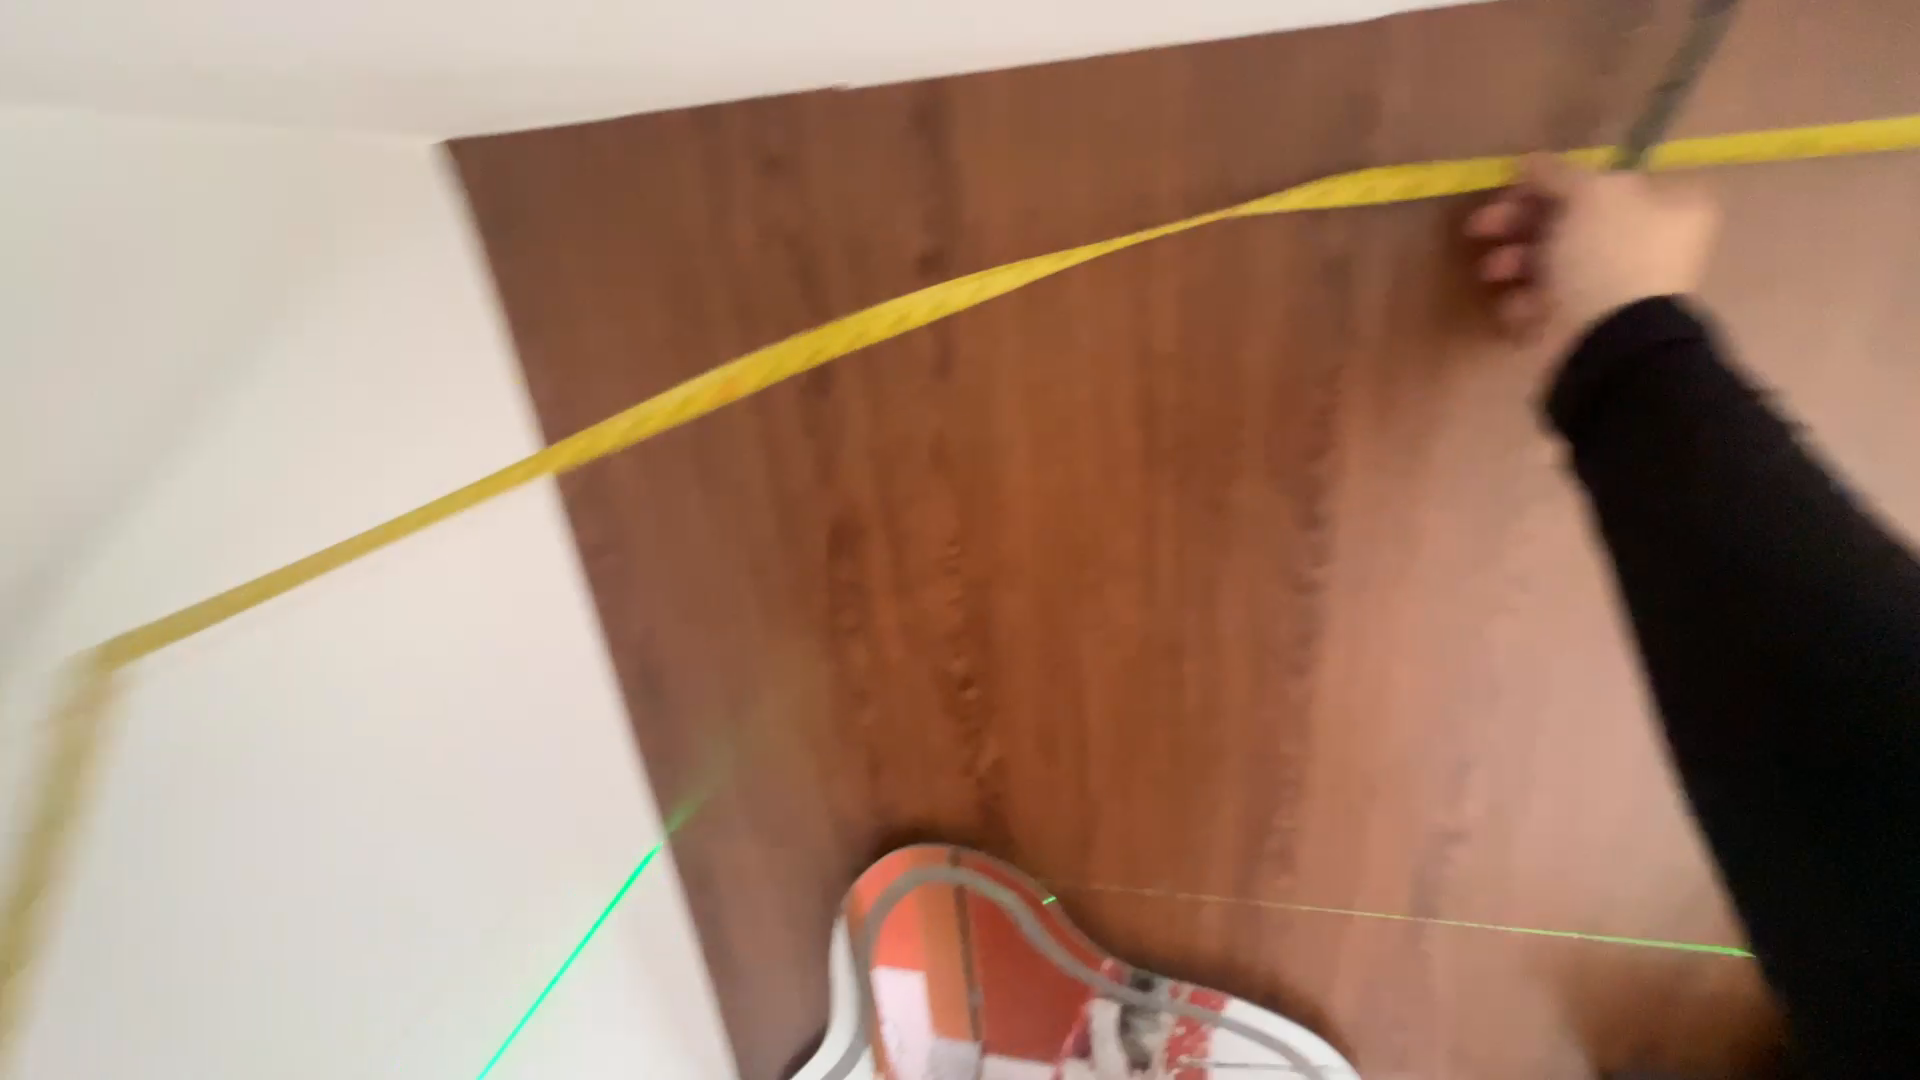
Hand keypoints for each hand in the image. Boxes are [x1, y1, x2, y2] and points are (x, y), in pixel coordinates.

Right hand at [1466, 154, 1719, 348]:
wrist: (1606, 340)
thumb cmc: (1606, 257)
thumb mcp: (1589, 196)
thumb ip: (1560, 174)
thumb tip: (1531, 161)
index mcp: (1667, 205)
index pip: (1601, 183)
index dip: (1552, 184)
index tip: (1511, 190)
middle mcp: (1646, 243)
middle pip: (1570, 223)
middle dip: (1520, 225)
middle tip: (1481, 227)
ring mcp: (1614, 287)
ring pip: (1551, 264)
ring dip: (1514, 262)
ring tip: (1492, 272)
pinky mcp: (1583, 322)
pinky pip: (1543, 302)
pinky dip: (1522, 301)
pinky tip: (1516, 305)